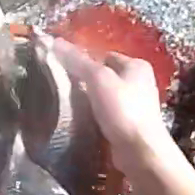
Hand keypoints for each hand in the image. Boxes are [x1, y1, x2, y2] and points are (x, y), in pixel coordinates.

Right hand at [53, 41, 168, 163]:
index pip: (104, 56)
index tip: (64, 70)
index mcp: (137, 66)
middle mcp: (140, 82)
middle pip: (105, 76)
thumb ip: (77, 61)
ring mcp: (136, 105)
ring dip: (90, 101)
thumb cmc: (122, 110)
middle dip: (86, 82)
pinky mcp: (130, 125)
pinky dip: (97, 117)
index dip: (84, 61)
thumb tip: (54, 42)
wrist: (140, 152)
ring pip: (105, 97)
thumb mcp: (98, 79)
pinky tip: (85, 122)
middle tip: (66, 89)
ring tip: (72, 106)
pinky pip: (108, 114)